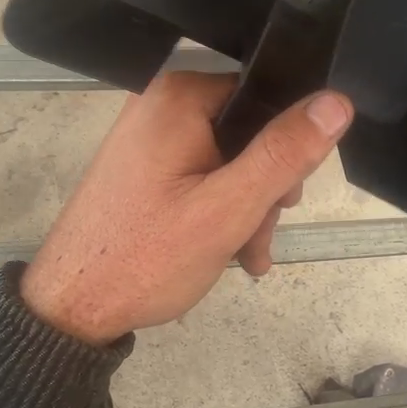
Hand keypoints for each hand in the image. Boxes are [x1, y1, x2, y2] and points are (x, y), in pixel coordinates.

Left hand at [21, 72, 354, 344]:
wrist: (68, 311)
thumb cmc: (147, 256)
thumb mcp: (229, 207)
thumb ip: (284, 153)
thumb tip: (337, 102)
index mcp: (181, 97)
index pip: (265, 97)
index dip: (288, 145)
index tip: (290, 198)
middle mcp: (163, 103)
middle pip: (249, 131)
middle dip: (266, 188)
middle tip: (260, 238)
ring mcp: (150, 135)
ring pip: (229, 158)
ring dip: (247, 206)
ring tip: (247, 255)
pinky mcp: (145, 164)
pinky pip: (202, 173)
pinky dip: (220, 209)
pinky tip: (229, 251)